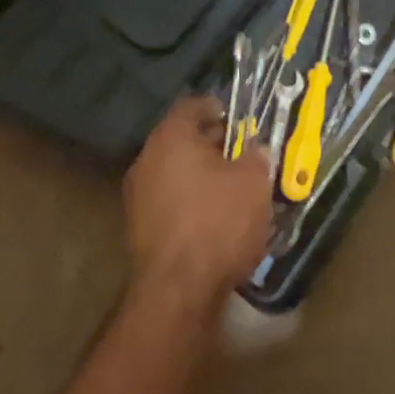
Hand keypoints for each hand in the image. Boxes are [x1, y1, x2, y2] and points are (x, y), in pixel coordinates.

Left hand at [124, 97, 274, 293]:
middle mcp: (146, 160)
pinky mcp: (139, 227)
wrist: (179, 287)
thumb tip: (255, 150)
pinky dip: (190, 203)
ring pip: (175, 173)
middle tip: (243, 156)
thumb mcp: (254, 183)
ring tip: (233, 191)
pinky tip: (214, 219)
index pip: (191, 105)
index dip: (217, 108)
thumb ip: (257, 157)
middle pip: (181, 140)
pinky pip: (169, 202)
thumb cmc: (219, 222)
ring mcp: (137, 195)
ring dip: (201, 176)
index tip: (238, 119)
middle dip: (213, 145)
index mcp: (171, 138)